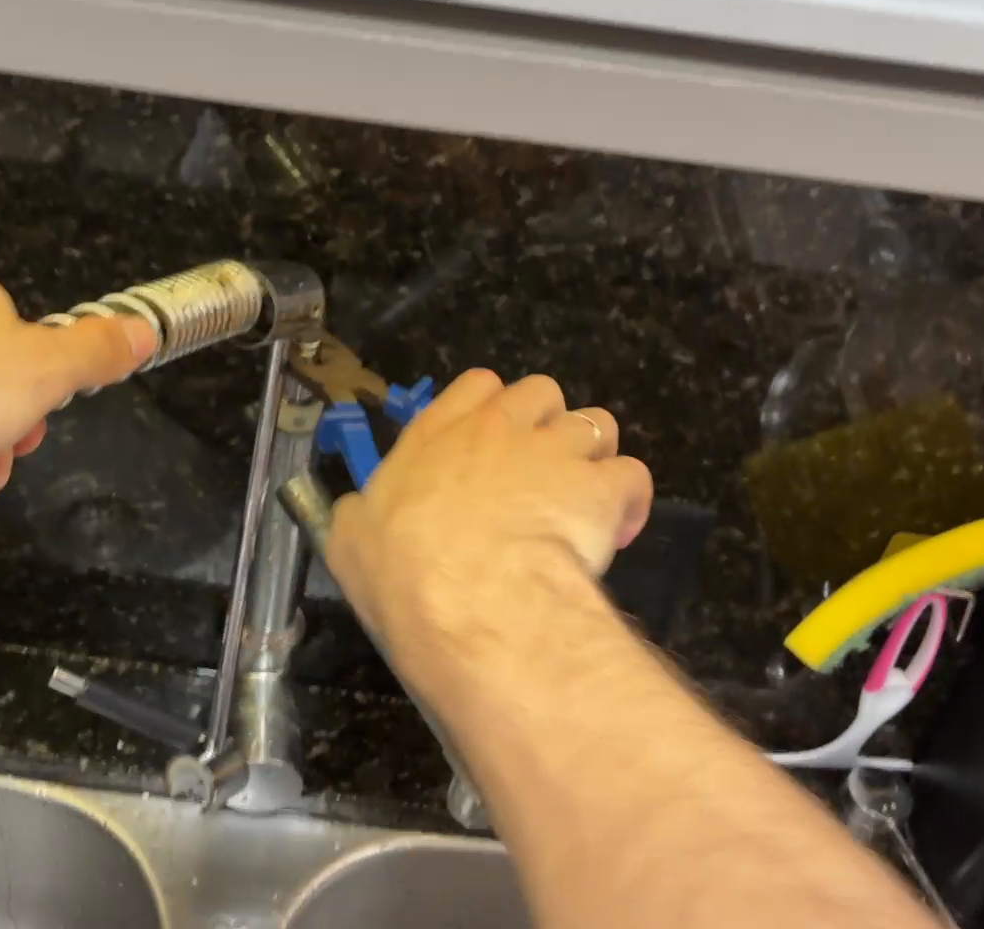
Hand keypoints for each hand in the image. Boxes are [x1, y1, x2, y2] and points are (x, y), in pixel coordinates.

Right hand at [325, 370, 652, 683]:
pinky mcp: (601, 487)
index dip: (491, 409)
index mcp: (438, 433)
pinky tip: (617, 530)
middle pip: (542, 391)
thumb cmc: (400, 567)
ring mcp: (553, 451)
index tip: (491, 446)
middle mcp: (499, 427)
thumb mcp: (350, 539)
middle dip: (546, 423)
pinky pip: (632, 475)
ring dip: (591, 454)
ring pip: (596, 422)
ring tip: (582, 501)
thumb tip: (359, 513)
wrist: (467, 597)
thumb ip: (360, 513)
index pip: (477, 386)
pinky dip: (627, 500)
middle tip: (539, 473)